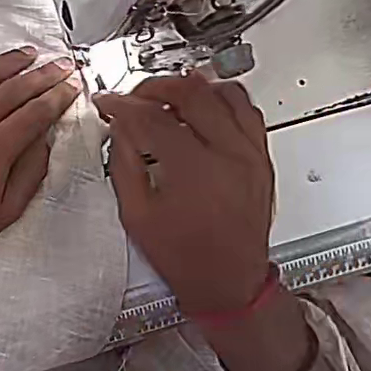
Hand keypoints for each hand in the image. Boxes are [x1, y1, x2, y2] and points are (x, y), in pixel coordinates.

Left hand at [0, 47, 81, 315]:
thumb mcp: (4, 213)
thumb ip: (30, 173)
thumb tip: (44, 143)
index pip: (34, 112)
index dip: (58, 96)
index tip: (70, 87)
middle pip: (12, 89)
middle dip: (42, 74)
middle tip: (59, 66)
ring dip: (8, 63)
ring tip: (28, 54)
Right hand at [95, 74, 273, 310]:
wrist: (228, 282)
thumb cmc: (186, 258)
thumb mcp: (136, 215)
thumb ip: (123, 164)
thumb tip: (120, 130)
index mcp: (193, 171)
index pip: (151, 117)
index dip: (122, 105)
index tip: (109, 104)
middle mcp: (229, 156)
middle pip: (190, 92)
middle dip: (153, 87)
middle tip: (134, 97)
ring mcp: (251, 155)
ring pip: (224, 93)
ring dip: (190, 88)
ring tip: (167, 97)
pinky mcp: (262, 158)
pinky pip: (247, 111)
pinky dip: (222, 101)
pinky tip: (204, 108)